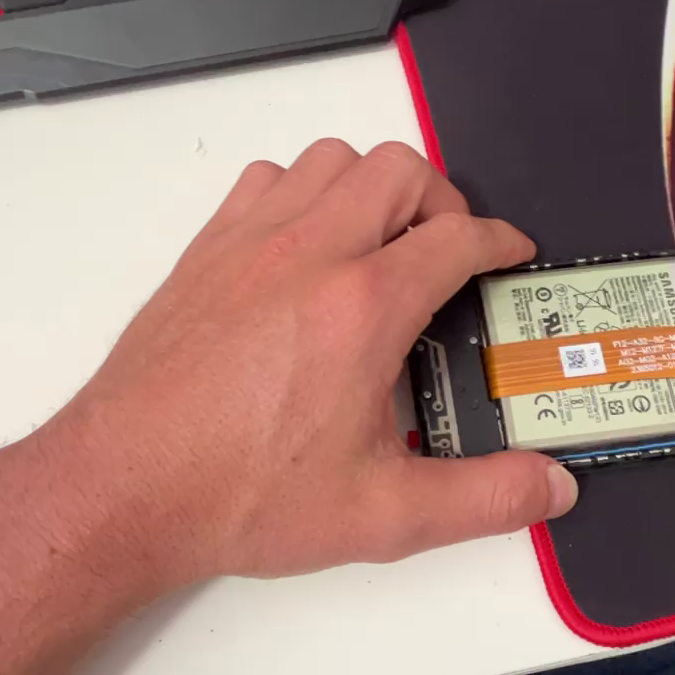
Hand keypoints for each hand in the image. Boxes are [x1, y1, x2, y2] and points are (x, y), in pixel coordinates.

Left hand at [5, 139, 577, 593]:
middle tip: (450, 249)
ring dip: (373, 186)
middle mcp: (310, 253)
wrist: (122, 487)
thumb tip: (551, 488)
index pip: (458, 237)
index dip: (500, 240)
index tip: (511, 254)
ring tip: (384, 239)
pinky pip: (269, 179)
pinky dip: (306, 191)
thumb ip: (483, 499)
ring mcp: (251, 242)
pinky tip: (308, 244)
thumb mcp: (384, 515)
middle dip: (443, 199)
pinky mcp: (207, 250)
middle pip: (400, 170)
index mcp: (364, 306)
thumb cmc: (242, 495)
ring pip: (333, 159)